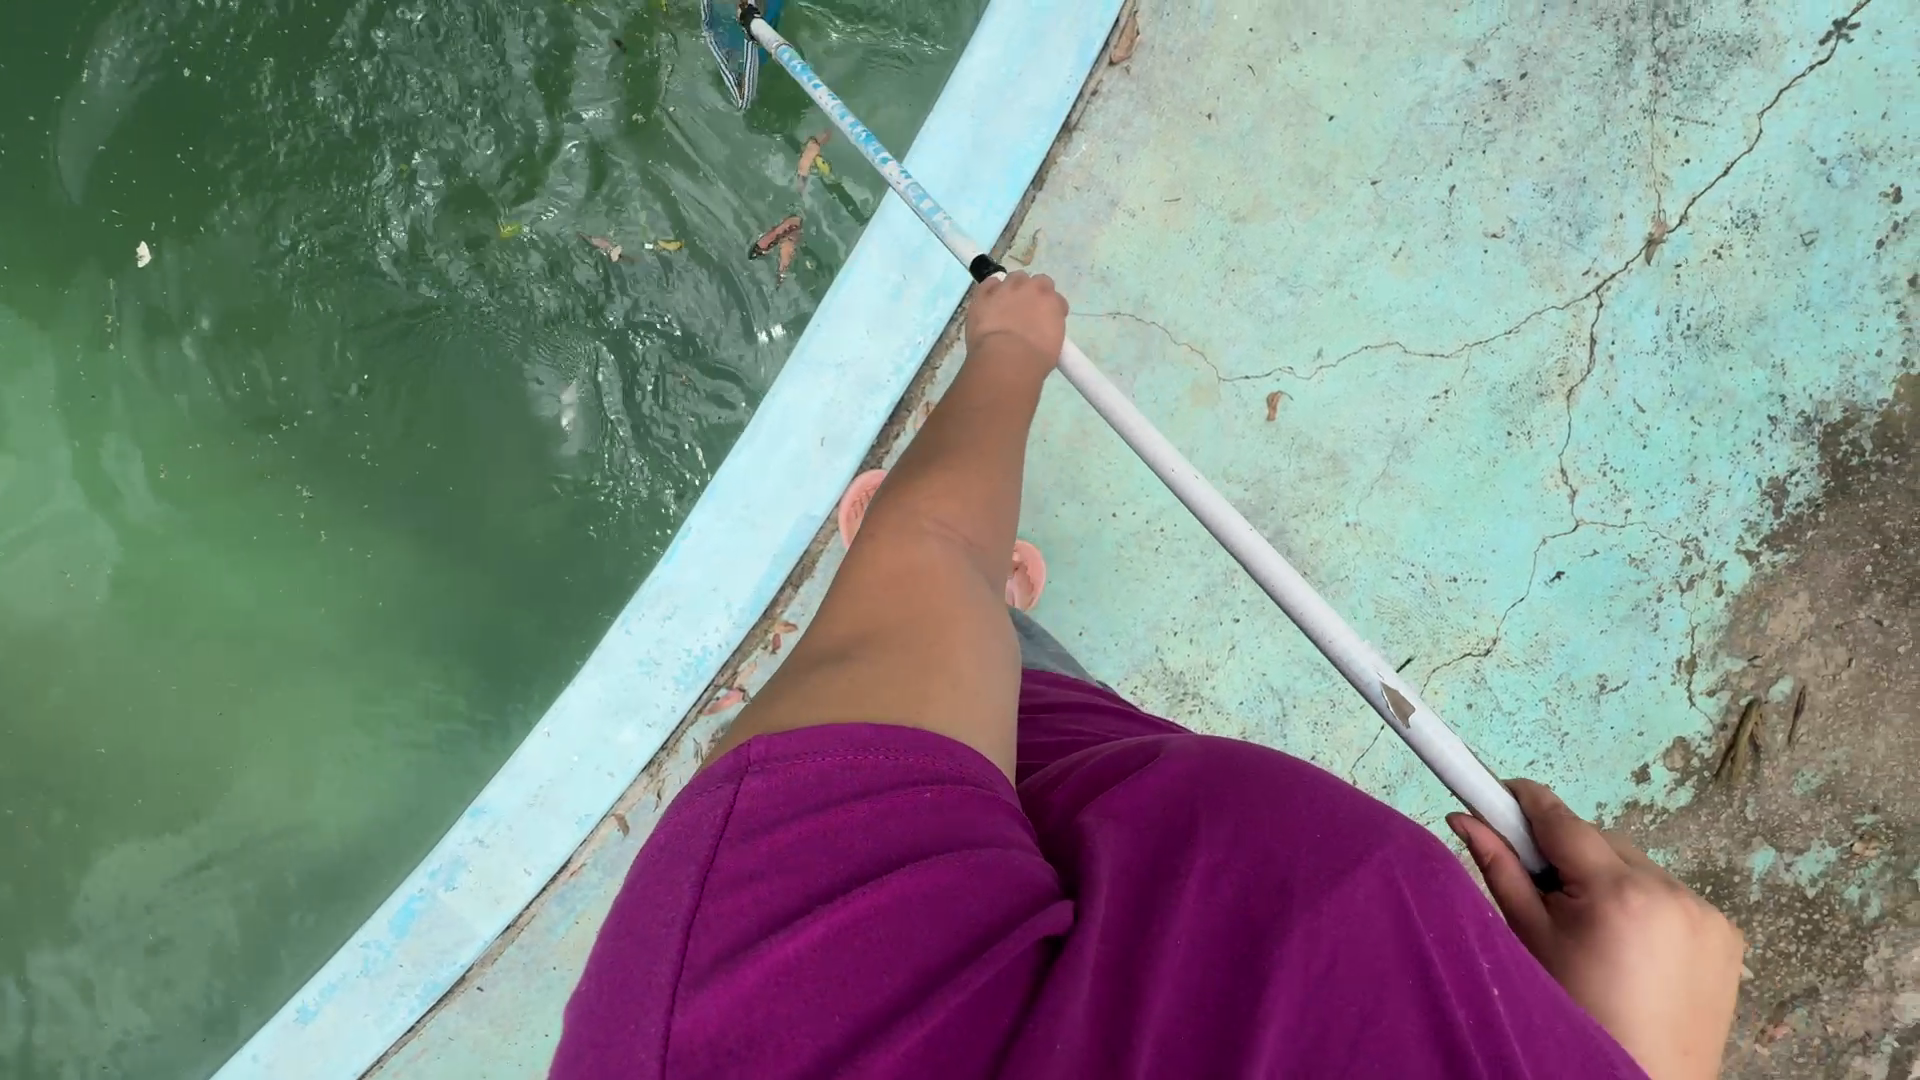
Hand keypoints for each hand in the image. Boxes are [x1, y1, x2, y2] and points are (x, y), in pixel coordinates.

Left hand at [965, 271, 1067, 371]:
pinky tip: (989, 300)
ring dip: (1012, 289)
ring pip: (1013, 279)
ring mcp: (1006, 289)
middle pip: (1035, 282)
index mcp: (1051, 302)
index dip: (1050, 310)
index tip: (1046, 321)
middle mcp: (1031, 289)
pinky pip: (988, 283)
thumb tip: (1041, 329)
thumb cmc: (1034, 360)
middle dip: (1032, 294)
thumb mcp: (1054, 346)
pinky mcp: (983, 294)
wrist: (1005, 360)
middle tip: (1026, 312)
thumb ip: (1049, 328)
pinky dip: (990, 289)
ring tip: (1006, 306)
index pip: (1056, 299)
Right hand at [1449, 781, 1742, 1079]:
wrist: (1645, 1076)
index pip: (1562, 818)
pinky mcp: (1726, 932)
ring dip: (1601, 871)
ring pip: (1632, 862)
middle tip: (1538, 881)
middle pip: (1598, 838)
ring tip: (1584, 916)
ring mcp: (1706, 912)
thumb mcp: (1525, 931)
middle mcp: (1670, 891)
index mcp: (1616, 891)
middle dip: (1563, 848)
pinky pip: (1665, 890)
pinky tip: (1624, 934)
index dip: (1525, 799)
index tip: (1496, 791)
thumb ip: (1497, 865)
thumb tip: (1462, 816)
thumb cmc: (1572, 1002)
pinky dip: (1637, 896)